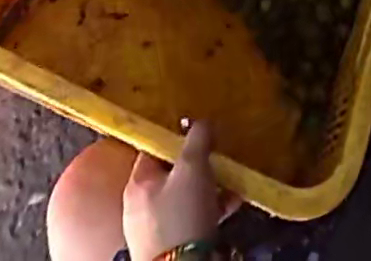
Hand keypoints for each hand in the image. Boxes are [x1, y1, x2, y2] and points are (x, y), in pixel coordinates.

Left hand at [122, 121, 220, 260]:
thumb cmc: (182, 214)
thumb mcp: (193, 166)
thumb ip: (197, 138)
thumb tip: (202, 122)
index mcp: (138, 182)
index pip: (154, 148)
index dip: (177, 138)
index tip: (199, 135)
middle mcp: (141, 206)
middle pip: (172, 173)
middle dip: (199, 166)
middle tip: (218, 161)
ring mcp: (154, 230)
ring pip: (184, 198)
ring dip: (209, 188)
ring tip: (231, 185)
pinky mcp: (170, 249)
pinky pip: (191, 220)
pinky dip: (210, 210)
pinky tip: (230, 206)